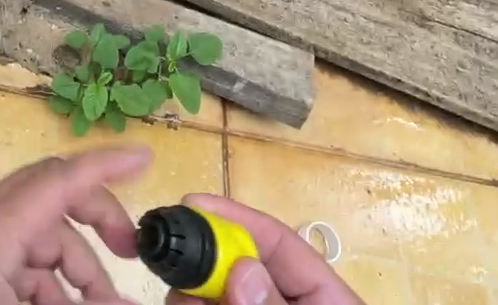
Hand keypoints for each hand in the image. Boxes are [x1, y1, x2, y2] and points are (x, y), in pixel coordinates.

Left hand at [0, 144, 152, 304]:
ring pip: (39, 237)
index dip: (106, 164)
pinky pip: (19, 263)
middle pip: (51, 199)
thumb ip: (82, 301)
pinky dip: (50, 286)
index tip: (146, 159)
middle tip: (134, 253)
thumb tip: (123, 301)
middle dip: (98, 224)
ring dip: (77, 272)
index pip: (58, 178)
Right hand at [165, 194, 362, 304]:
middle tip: (173, 262)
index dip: (236, 217)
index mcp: (324, 296)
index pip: (280, 241)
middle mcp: (290, 300)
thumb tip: (241, 267)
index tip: (191, 202)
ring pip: (216, 295)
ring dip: (191, 294)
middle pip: (240, 266)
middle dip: (204, 261)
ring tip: (179, 299)